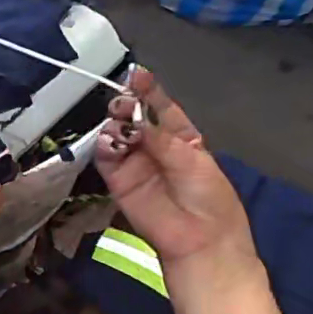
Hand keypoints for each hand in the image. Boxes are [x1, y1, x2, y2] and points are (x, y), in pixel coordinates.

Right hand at [93, 68, 254, 267]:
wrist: (198, 239)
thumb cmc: (209, 199)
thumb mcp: (193, 162)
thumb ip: (161, 140)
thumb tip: (136, 119)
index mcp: (181, 139)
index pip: (161, 108)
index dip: (149, 91)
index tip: (138, 74)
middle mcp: (153, 147)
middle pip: (134, 119)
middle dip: (127, 107)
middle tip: (124, 103)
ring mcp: (133, 162)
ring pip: (116, 134)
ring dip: (115, 124)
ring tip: (118, 122)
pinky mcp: (116, 179)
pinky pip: (105, 156)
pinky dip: (104, 146)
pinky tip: (110, 141)